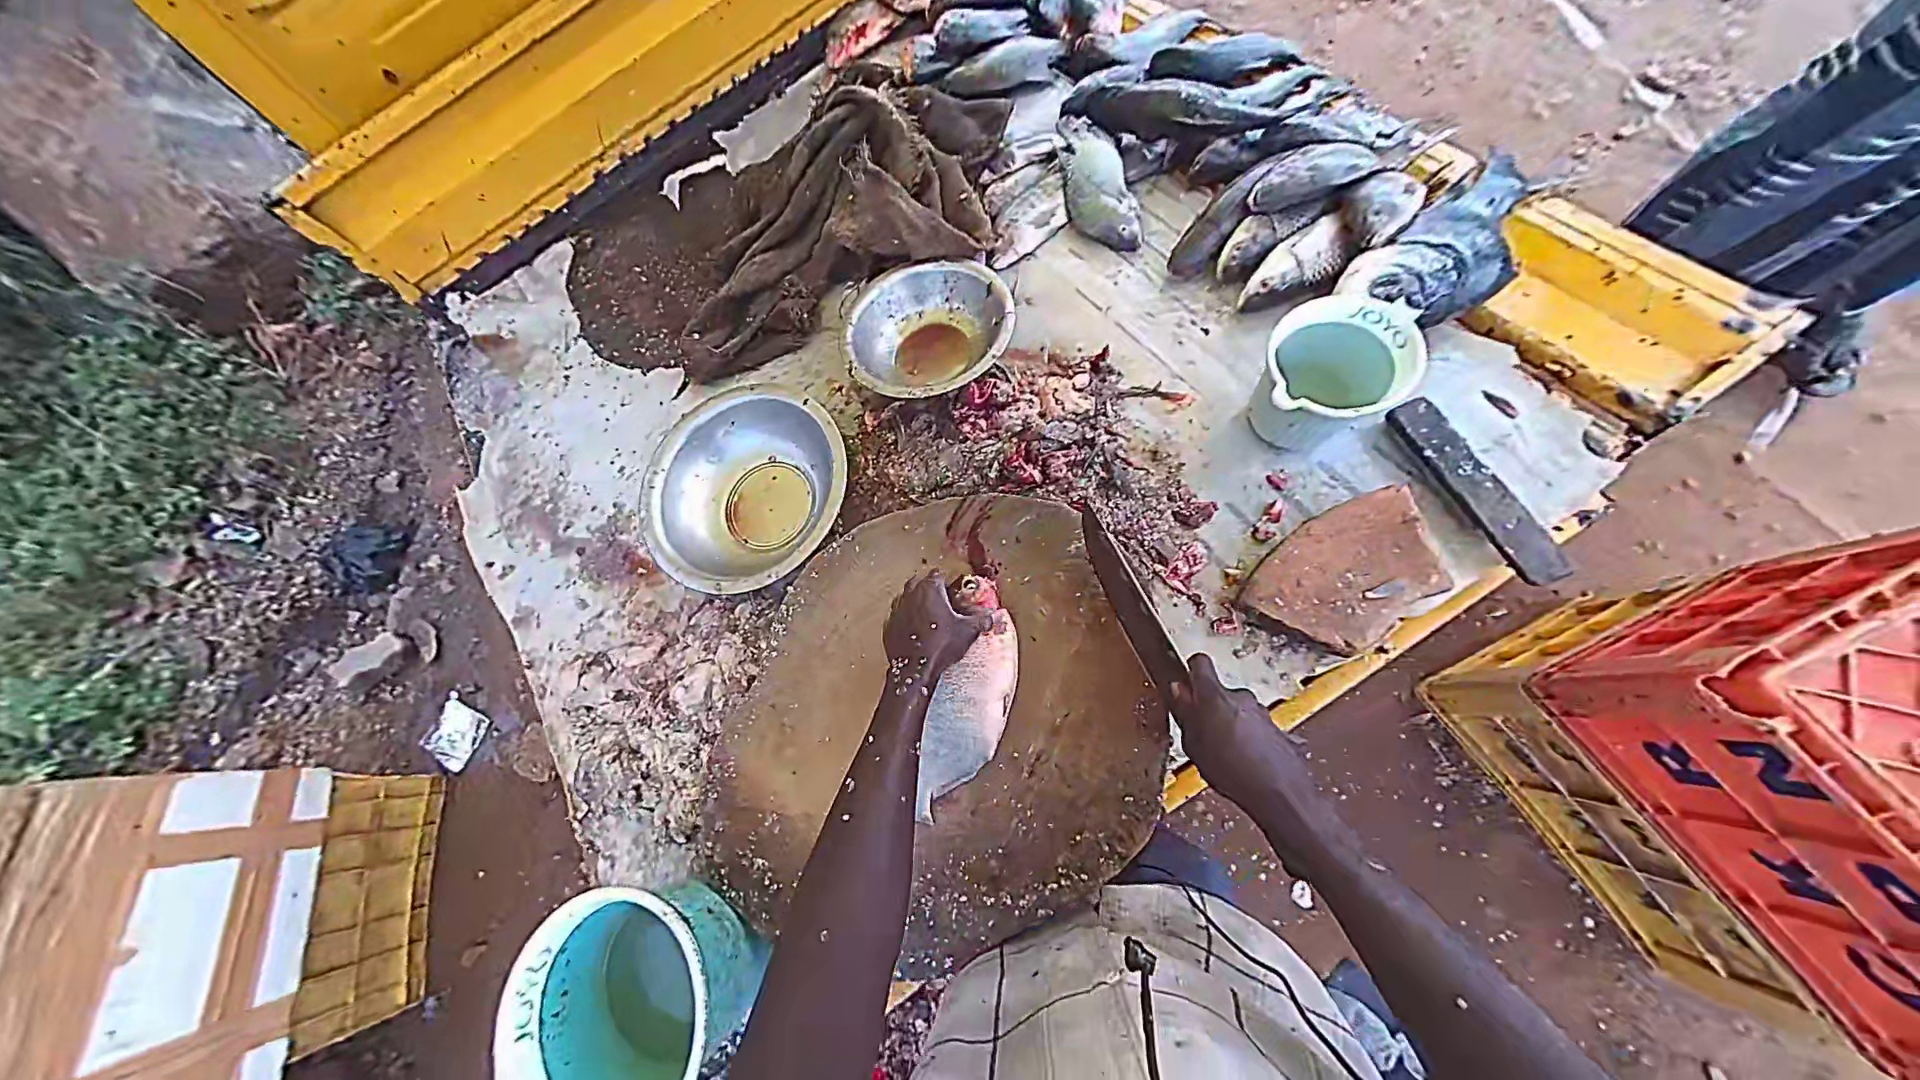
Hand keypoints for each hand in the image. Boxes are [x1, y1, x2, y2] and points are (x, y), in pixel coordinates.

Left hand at [884, 572, 991, 684]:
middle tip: (941, 600)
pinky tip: (916, 629)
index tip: (953, 590)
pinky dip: (907, 618)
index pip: (938, 574)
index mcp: (929, 589)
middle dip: (930, 589)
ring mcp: (897, 609)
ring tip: (929, 614)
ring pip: (907, 597)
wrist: (915, 669)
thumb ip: (981, 620)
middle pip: (919, 582)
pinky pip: (899, 615)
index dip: (947, 581)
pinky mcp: (889, 625)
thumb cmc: (941, 645)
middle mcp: (910, 594)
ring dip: (917, 602)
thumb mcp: (968, 631)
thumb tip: (991, 617)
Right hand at [1170, 654, 1354, 874]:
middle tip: (1199, 731)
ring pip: (1237, 709)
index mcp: (1215, 696)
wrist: (1281, 795)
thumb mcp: (1194, 744)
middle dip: (1208, 707)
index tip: (1185, 687)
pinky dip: (1247, 738)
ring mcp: (1262, 713)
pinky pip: (1253, 726)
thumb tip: (1178, 691)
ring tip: (1221, 753)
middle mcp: (1241, 697)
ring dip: (1228, 724)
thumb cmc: (1235, 771)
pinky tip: (1241, 762)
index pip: (1199, 663)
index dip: (1190, 672)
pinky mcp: (1277, 729)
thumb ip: (1185, 713)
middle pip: (1218, 691)